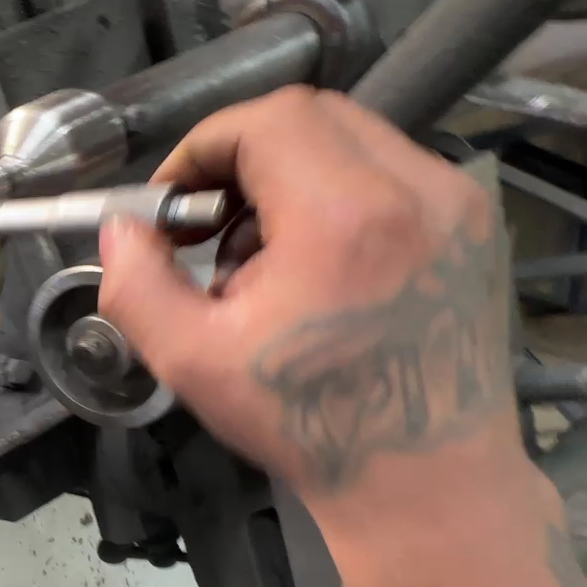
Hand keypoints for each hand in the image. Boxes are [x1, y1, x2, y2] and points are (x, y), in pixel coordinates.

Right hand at [95, 86, 525, 533]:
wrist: (413, 469)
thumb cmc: (297, 416)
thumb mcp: (185, 358)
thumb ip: (136, 285)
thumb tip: (119, 231)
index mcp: (343, 217)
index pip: (268, 121)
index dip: (199, 148)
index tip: (168, 204)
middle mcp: (416, 190)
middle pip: (310, 117)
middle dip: (234, 160)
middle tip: (198, 226)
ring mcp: (454, 204)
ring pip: (348, 142)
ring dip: (277, 181)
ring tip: (247, 258)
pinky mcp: (467, 226)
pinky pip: (383, 174)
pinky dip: (323, 199)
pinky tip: (298, 267)